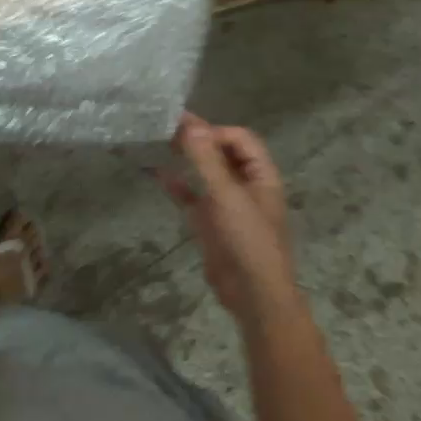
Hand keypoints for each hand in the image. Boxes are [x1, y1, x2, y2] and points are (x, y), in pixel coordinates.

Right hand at [158, 114, 301, 326]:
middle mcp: (247, 186)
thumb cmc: (248, 240)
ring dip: (189, 159)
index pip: (240, 138)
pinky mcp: (212, 224)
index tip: (186, 131)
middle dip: (199, 139)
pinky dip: (179, 186)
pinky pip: (194, 198)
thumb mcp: (227, 196)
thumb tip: (190, 123)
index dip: (215, 131)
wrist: (254, 296)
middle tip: (167, 127)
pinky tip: (158, 175)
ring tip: (162, 142)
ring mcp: (229, 205)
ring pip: (207, 173)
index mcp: (262, 176)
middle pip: (223, 153)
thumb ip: (207, 160)